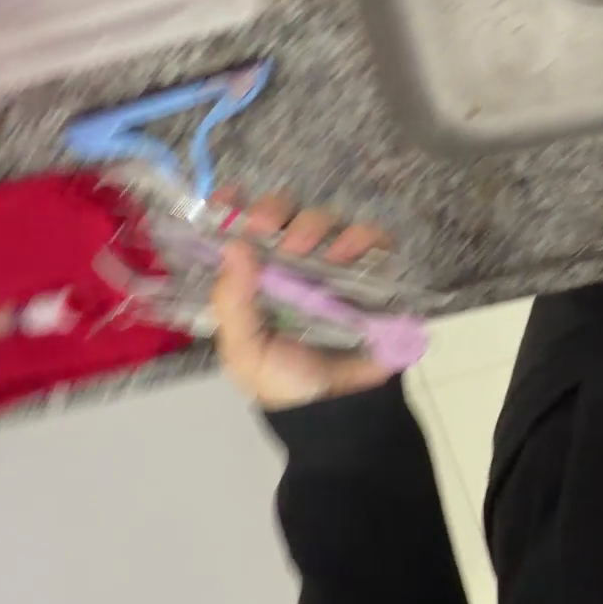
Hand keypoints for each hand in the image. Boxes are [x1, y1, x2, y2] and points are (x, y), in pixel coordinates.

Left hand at [209, 193, 393, 410]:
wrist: (342, 405)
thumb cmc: (286, 380)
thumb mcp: (246, 350)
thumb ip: (234, 304)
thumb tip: (233, 247)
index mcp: (255, 278)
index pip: (239, 231)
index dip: (231, 207)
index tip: (227, 198)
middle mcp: (293, 263)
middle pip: (285, 213)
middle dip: (274, 210)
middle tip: (269, 228)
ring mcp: (336, 265)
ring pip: (327, 219)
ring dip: (315, 224)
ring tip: (309, 249)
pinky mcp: (374, 271)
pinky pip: (375, 239)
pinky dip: (363, 237)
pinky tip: (348, 255)